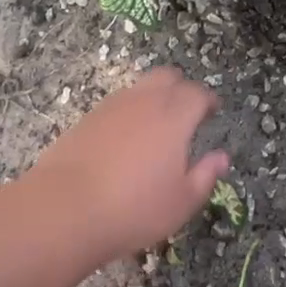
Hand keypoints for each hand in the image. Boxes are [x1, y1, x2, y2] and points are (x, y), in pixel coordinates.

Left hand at [27, 67, 229, 260]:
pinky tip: (125, 139)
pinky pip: (118, 103)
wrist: (64, 209)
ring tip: (155, 125)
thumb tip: (222, 157)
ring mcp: (114, 105)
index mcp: (175, 115)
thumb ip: (205, 176)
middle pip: (169, 77)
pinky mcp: (88, 117)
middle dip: (182, 88)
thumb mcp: (181, 202)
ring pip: (141, 87)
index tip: (213, 110)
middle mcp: (146, 100)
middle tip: (187, 111)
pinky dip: (129, 112)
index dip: (209, 100)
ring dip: (154, 97)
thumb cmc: (133, 209)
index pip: (198, 94)